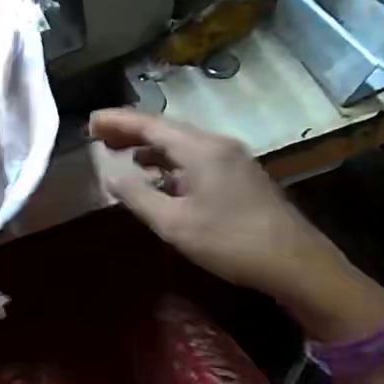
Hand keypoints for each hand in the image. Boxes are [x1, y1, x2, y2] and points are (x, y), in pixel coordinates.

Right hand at [89, 109, 383, 341]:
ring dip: (150, 146)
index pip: (150, 124)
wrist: (294, 262)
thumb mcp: (174, 224)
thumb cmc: (229, 242)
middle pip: (167, 129)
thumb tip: (109, 174)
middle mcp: (217, 144)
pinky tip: (158, 176)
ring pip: (182, 143)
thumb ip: (138, 196)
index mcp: (200, 149)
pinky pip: (196, 157)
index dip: (118, 121)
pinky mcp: (240, 176)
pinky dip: (170, 161)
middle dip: (131, 130)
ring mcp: (232, 158)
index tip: (90, 122)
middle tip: (99, 135)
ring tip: (121, 153)